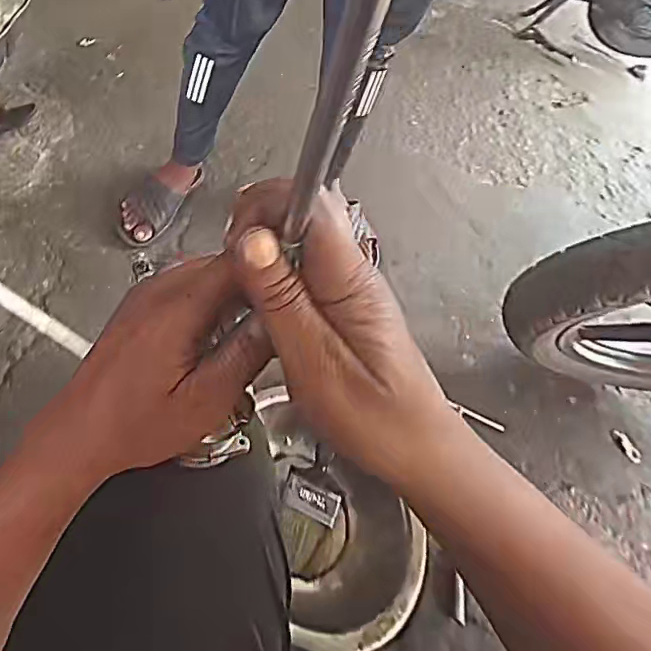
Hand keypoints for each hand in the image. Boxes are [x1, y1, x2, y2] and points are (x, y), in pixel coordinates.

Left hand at [26, 254, 271, 483]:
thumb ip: (246, 354)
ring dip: (238, 291)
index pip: (239, 261)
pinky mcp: (144, 304)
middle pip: (226, 262)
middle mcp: (159, 290)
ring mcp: (149, 294)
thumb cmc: (131, 425)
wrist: (80, 433)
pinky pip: (191, 286)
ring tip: (258, 323)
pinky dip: (215, 300)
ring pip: (210, 272)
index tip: (298, 281)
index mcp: (177, 308)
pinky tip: (223, 330)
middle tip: (285, 307)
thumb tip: (279, 323)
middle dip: (260, 281)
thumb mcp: (205, 400)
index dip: (275, 267)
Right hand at [225, 180, 461, 484]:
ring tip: (245, 289)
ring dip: (263, 251)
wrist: (416, 448)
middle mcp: (353, 272)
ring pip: (300, 236)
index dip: (265, 207)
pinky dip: (274, 277)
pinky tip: (264, 308)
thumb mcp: (315, 363)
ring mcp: (348, 285)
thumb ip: (281, 299)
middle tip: (234, 266)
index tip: (237, 245)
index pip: (311, 202)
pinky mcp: (341, 302)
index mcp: (351, 278)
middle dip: (257, 223)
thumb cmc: (376, 418)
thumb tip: (252, 241)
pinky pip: (302, 267)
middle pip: (303, 209)